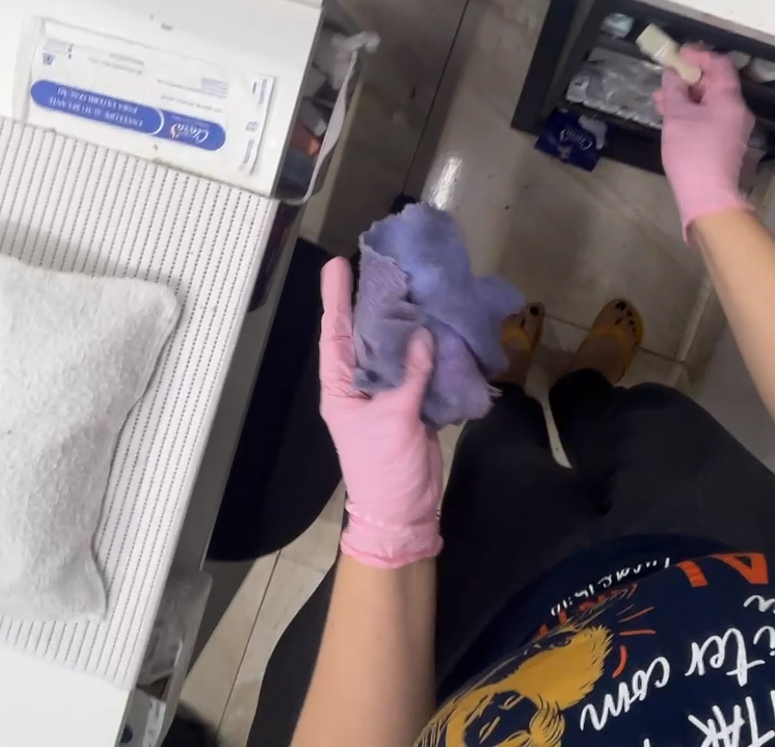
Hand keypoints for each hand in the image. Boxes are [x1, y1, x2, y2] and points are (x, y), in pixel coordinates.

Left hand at [318, 257, 442, 568]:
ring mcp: (387, 390)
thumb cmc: (383, 468)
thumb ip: (409, 376)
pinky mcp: (412, 400)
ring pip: (394, 346)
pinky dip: (428, 347)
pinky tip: (439, 322)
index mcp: (342, 385)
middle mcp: (360, 381)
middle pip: (365, 333)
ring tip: (415, 284)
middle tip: (386, 263)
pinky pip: (418, 366)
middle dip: (373, 300)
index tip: (338, 264)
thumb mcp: (393, 419)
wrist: (404, 510)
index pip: (335, 334)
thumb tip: (423, 333)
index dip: (336, 299)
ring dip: (404, 320)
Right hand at [654, 47, 754, 239]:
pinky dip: (692, 113)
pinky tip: (672, 117)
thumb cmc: (692, 151)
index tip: (678, 54)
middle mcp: (737, 111)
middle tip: (665, 78)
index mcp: (730, 98)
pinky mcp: (724, 143)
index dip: (699, 56)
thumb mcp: (677, 117)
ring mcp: (732, 128)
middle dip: (688, 78)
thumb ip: (674, 91)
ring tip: (661, 99)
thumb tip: (672, 74)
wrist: (707, 194)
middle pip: (715, 84)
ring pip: (709, 103)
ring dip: (686, 97)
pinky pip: (709, 118)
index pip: (720, 65)